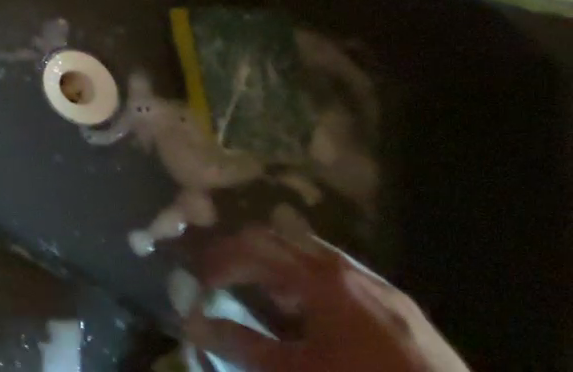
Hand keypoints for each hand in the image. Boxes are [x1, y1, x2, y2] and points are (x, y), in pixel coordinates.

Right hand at [185, 228, 434, 371]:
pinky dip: (315, 285)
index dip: (218, 259)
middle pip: (286, 241)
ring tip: (266, 297)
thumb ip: (241, 344)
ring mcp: (384, 290)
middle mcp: (351, 271)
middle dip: (248, 253)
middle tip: (224, 275)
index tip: (197, 279)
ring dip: (283, 269)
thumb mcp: (296, 371)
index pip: (253, 247)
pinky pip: (345, 279)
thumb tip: (192, 322)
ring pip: (318, 259)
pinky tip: (314, 317)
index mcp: (321, 278)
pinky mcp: (406, 314)